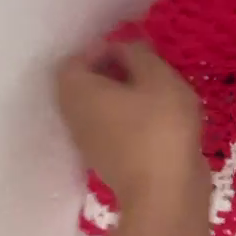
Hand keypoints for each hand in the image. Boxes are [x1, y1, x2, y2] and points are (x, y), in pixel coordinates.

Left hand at [55, 40, 207, 211]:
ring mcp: (89, 141)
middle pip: (81, 85)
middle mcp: (75, 118)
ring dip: (121, 90)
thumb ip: (138, 55)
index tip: (133, 47)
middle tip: (147, 63)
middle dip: (111, 68)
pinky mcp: (107, 156)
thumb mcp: (158, 77)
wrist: (163, 188)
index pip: (72, 64)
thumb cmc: (161, 124)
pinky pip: (108, 123)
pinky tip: (158, 112)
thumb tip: (124, 47)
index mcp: (81, 95)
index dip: (99, 49)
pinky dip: (127, 111)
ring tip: (157, 85)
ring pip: (96, 105)